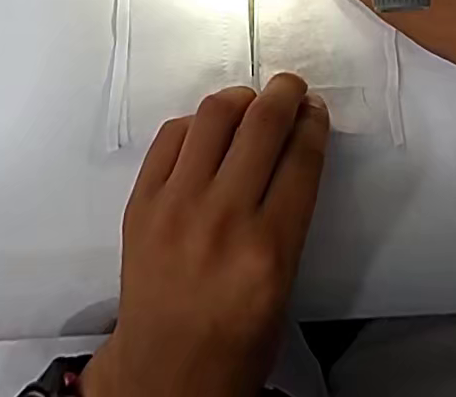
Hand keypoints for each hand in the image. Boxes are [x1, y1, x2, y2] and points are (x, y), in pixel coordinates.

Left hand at [81, 74, 330, 396]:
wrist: (164, 372)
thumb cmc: (236, 337)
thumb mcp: (284, 282)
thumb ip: (290, 210)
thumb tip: (293, 144)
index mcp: (268, 250)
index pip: (300, 158)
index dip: (312, 121)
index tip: (314, 108)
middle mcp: (222, 218)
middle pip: (262, 124)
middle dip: (284, 94)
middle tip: (290, 88)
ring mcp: (175, 205)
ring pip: (214, 115)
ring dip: (240, 97)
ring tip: (249, 102)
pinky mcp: (141, 200)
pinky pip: (171, 134)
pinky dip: (196, 122)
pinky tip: (208, 130)